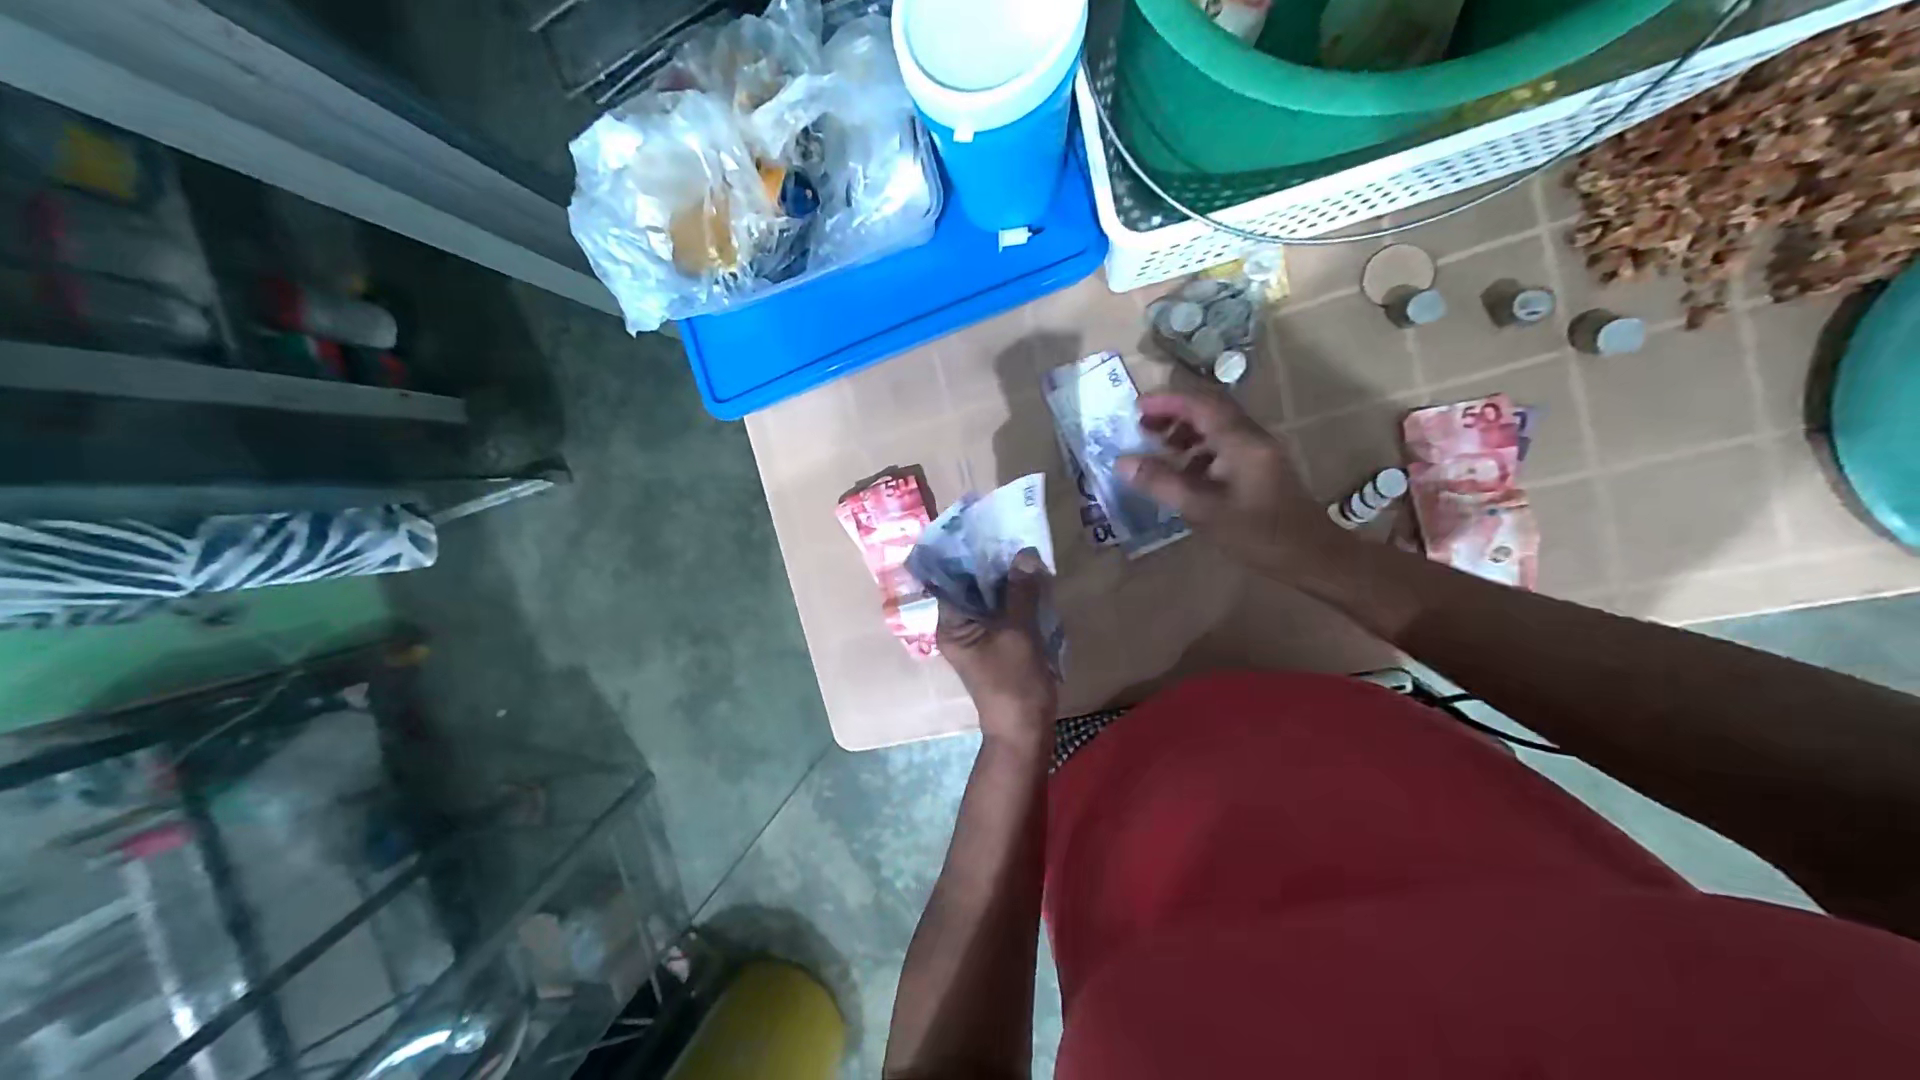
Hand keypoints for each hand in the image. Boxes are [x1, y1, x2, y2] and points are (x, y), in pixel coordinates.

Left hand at [938, 548, 1056, 750]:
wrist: (1025, 729)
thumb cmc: (1014, 682)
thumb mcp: (1018, 633)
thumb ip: (1020, 592)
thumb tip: (1025, 555)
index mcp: (952, 624)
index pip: (951, 579)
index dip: (967, 554)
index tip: (985, 529)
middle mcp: (959, 626)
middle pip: (971, 586)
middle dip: (991, 564)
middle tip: (1011, 535)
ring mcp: (979, 635)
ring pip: (989, 597)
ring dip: (1006, 579)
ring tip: (1024, 551)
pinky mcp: (998, 642)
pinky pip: (1003, 611)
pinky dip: (1015, 597)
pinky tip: (1032, 580)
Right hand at [1118, 390, 1349, 581]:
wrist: (1312, 557)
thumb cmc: (1258, 535)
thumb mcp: (1203, 510)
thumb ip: (1162, 483)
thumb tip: (1123, 462)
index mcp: (1241, 442)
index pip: (1201, 405)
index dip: (1167, 402)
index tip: (1136, 409)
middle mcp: (1252, 438)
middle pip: (1210, 410)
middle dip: (1173, 414)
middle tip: (1141, 427)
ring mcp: (1259, 452)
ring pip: (1217, 427)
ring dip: (1185, 431)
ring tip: (1157, 449)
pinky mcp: (1260, 468)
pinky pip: (1225, 446)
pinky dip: (1198, 450)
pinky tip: (1183, 473)